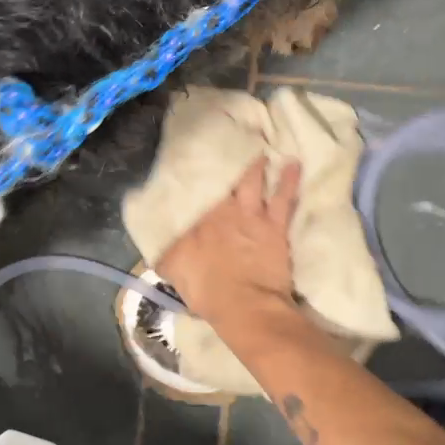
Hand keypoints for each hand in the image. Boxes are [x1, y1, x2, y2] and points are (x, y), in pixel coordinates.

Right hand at [156, 158, 301, 326]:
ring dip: (256, 162)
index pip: (192, 190)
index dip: (192, 173)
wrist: (246, 307)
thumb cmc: (205, 288)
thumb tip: (150, 231)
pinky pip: (284, 199)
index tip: (190, 154)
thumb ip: (161, 247)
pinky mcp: (275, 227)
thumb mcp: (170, 267)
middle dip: (225, 158)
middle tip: (228, 138)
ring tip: (259, 144)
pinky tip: (294, 164)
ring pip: (253, 181)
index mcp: (195, 218)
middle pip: (223, 179)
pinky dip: (290, 180)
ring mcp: (250, 216)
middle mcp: (221, 210)